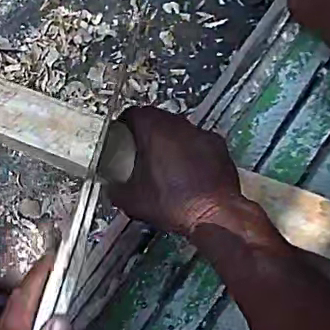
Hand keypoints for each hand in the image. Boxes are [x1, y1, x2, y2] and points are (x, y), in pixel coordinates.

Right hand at [108, 106, 248, 237]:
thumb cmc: (175, 204)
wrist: (213, 216)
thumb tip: (111, 189)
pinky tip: (188, 174)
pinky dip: (192, 153)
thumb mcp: (132, 201)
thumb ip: (115, 189)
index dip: (124, 125)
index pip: (133, 113)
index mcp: (154, 130)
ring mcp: (201, 134)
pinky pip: (199, 143)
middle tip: (141, 154)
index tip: (122, 137)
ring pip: (179, 131)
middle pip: (157, 119)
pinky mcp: (218, 147)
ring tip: (164, 166)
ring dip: (170, 143)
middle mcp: (179, 125)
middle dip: (148, 134)